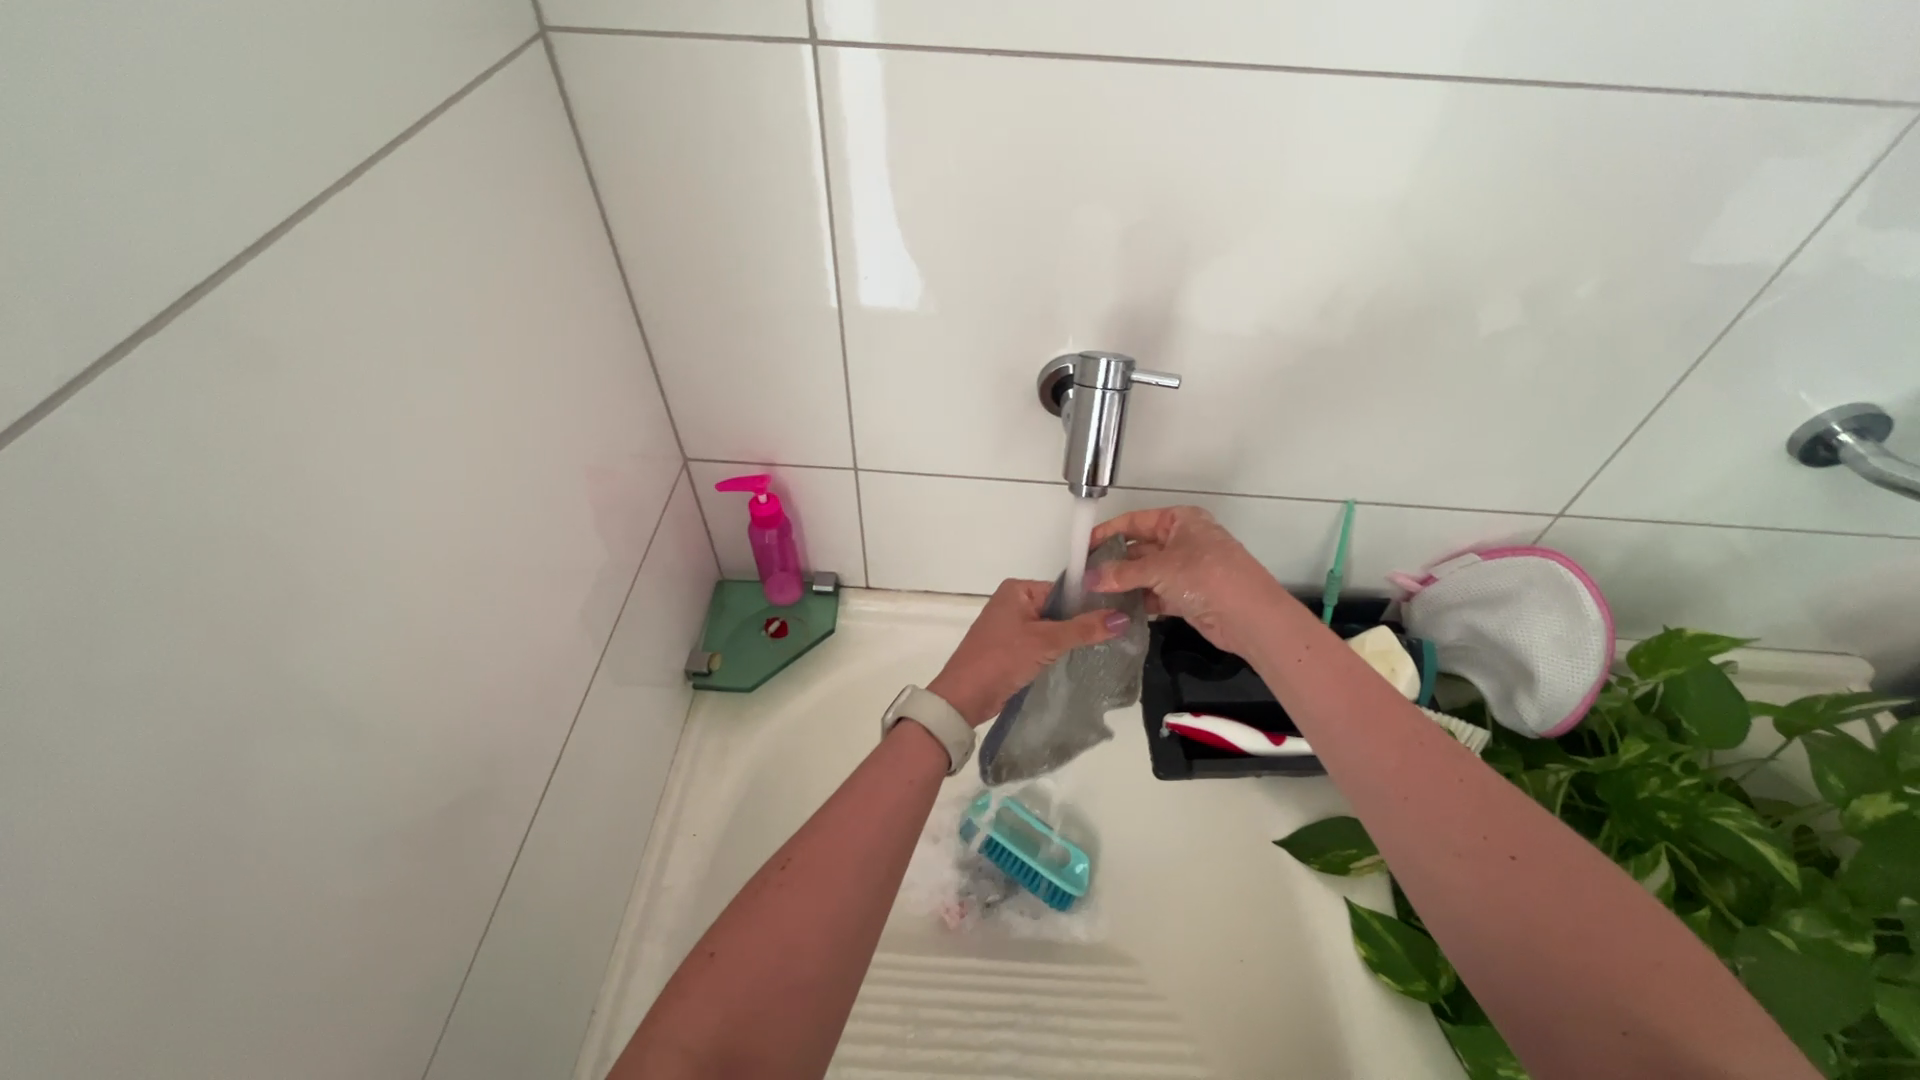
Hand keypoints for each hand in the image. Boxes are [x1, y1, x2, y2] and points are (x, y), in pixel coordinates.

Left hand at [927, 579, 1127, 726]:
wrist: (964, 697)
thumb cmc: (1002, 659)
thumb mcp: (1046, 641)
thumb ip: (1084, 629)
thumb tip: (1123, 618)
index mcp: (1017, 589)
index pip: (1063, 589)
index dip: (1089, 603)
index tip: (1119, 614)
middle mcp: (1013, 602)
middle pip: (1059, 609)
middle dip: (1082, 623)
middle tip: (1117, 633)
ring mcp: (1011, 627)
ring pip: (1052, 629)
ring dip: (1070, 639)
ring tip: (1105, 646)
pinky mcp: (1012, 649)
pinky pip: (1042, 644)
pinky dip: (1057, 651)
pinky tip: (1080, 659)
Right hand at [1086, 505, 1285, 655]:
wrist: (1250, 617)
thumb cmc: (1207, 577)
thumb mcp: (1160, 569)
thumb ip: (1121, 573)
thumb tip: (1088, 578)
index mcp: (1180, 521)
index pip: (1135, 521)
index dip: (1108, 532)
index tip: (1083, 547)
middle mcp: (1183, 541)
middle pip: (1139, 548)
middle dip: (1113, 562)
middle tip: (1084, 577)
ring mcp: (1186, 570)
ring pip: (1146, 574)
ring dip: (1124, 585)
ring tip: (1094, 595)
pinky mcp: (1187, 596)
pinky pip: (1155, 595)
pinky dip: (1138, 601)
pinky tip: (1116, 610)